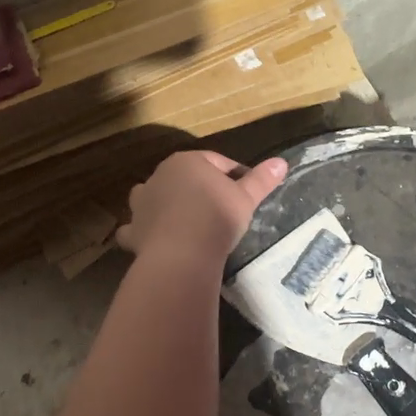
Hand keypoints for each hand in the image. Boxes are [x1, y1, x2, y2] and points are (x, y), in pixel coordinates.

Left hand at [117, 151, 288, 258]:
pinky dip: (140, 232)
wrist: (182, 253)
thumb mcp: (246, 198)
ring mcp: (141, 203)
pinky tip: (150, 240)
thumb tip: (282, 162)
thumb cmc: (216, 217)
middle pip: (183, 177)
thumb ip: (262, 179)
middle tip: (219, 209)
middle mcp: (159, 176)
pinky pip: (134, 228)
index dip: (233, 176)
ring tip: (183, 221)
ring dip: (163, 203)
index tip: (246, 193)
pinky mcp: (133, 230)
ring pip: (152, 196)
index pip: (216, 162)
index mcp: (187, 161)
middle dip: (198, 189)